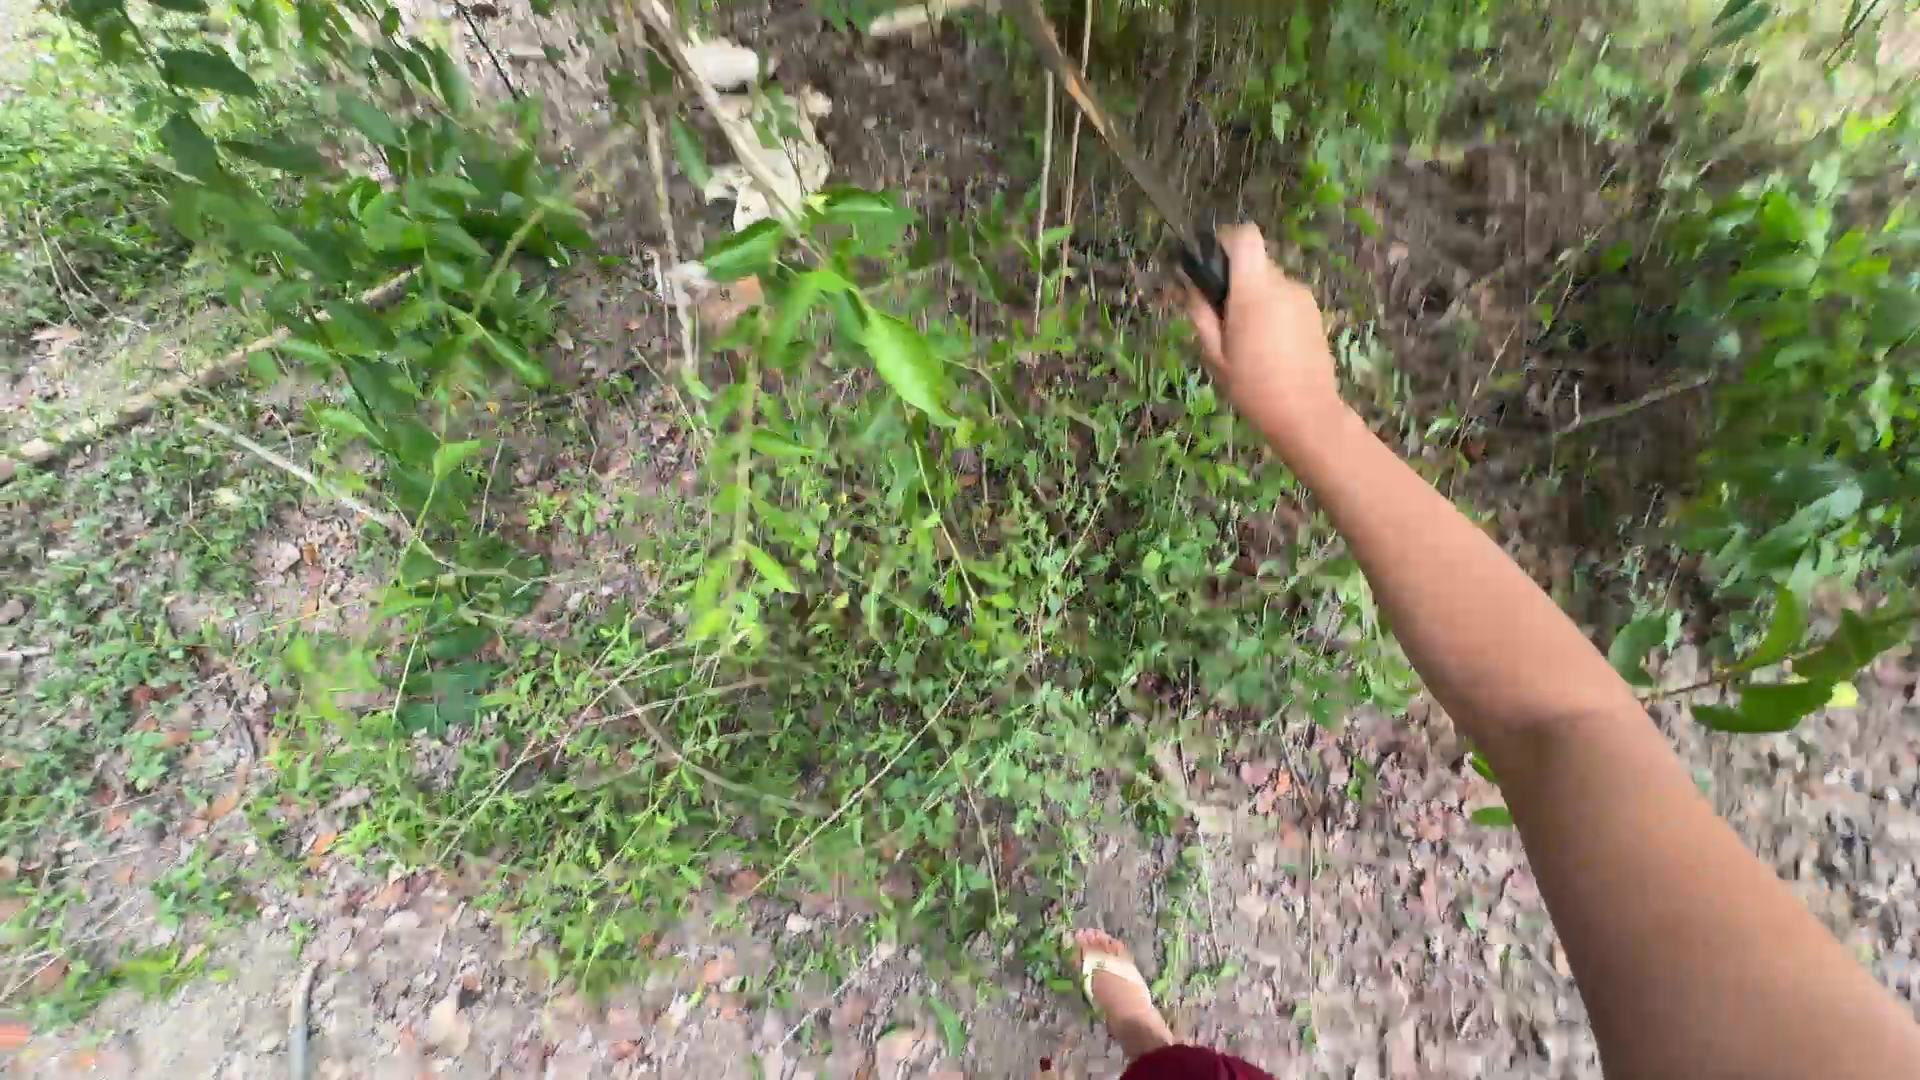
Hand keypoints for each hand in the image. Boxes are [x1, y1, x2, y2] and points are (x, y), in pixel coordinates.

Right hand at [1186, 225, 1344, 448]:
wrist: (1305, 412)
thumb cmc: (1252, 387)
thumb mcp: (1214, 355)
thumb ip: (1202, 314)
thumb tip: (1192, 285)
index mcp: (1254, 293)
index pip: (1245, 238)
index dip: (1224, 240)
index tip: (1209, 262)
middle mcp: (1282, 286)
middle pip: (1253, 264)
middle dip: (1234, 282)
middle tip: (1219, 319)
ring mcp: (1302, 298)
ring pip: (1268, 284)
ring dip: (1252, 300)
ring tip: (1243, 340)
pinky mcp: (1314, 312)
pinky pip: (1283, 300)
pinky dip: (1269, 312)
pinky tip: (1265, 347)